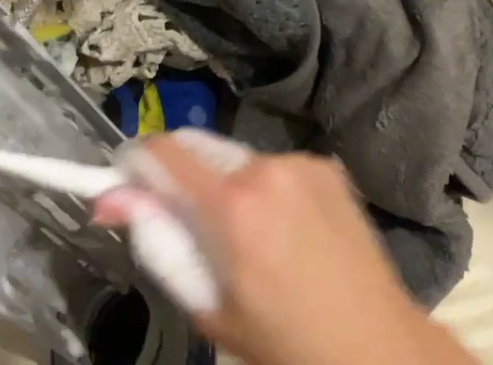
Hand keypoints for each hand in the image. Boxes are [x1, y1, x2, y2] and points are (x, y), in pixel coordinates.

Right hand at [93, 130, 476, 364]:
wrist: (381, 349)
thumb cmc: (286, 343)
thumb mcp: (209, 305)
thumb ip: (157, 243)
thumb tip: (111, 199)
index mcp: (233, 207)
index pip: (162, 152)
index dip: (136, 162)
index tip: (128, 183)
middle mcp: (264, 169)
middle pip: (195, 149)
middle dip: (180, 177)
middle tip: (190, 226)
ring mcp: (300, 163)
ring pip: (232, 157)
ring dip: (221, 182)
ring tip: (243, 234)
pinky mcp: (325, 166)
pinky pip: (270, 165)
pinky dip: (261, 186)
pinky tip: (282, 229)